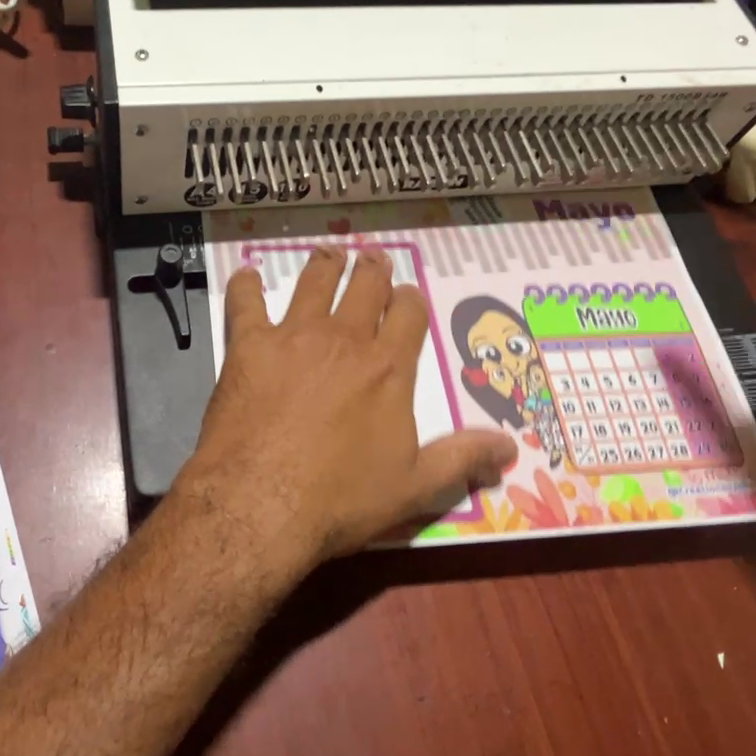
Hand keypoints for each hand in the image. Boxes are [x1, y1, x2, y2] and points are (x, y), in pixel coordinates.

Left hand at [171, 247, 515, 568]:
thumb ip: (460, 460)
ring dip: (325, 265)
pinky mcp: (248, 346)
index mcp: (388, 369)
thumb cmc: (342, 499)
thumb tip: (508, 446)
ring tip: (329, 253)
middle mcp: (345, 341)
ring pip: (314, 284)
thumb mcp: (414, 487)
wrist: (262, 501)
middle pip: (364, 288)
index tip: (406, 296)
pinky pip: (246, 303)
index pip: (408, 315)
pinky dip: (247, 286)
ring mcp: (294, 338)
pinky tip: (248, 276)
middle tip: (372, 260)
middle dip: (372, 270)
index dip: (409, 300)